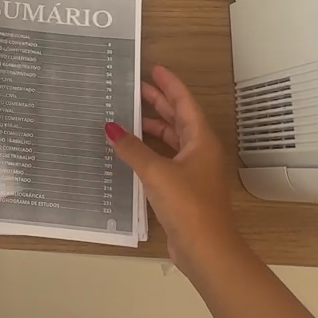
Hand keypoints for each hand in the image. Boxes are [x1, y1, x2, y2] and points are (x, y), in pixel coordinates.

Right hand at [105, 65, 241, 270]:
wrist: (206, 249)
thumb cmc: (187, 205)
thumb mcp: (156, 172)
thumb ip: (132, 148)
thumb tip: (111, 127)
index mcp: (201, 141)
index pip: (185, 103)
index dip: (170, 85)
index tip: (154, 68)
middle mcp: (199, 152)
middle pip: (179, 119)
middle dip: (159, 102)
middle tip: (135, 87)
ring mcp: (193, 171)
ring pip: (172, 139)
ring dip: (152, 126)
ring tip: (128, 114)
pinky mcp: (183, 188)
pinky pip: (164, 158)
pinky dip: (149, 149)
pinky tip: (130, 149)